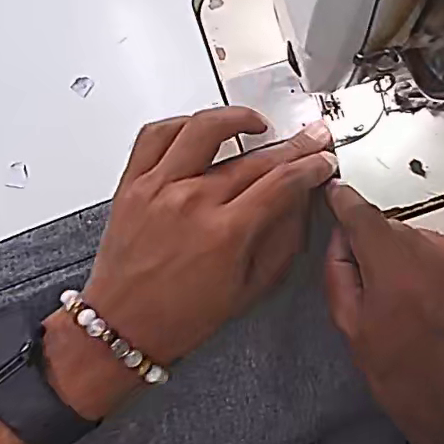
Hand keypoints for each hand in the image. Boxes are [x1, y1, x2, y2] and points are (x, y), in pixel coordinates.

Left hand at [47, 108, 337, 417]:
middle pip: (254, 157)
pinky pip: (155, 134)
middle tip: (306, 141)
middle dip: (291, 146)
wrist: (123, 326)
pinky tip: (199, 128)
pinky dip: (182, 122)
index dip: (310, 165)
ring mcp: (158, 188)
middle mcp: (191, 202)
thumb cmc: (179, 317)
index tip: (320, 161)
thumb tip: (299, 204)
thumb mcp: (248, 289)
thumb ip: (281, 242)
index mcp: (225, 232)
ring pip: (204, 129)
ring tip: (255, 123)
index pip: (282, 180)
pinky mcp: (132, 184)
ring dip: (237, 118)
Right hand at [322, 181, 443, 443]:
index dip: (346, 202)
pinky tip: (440, 302)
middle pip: (397, 228)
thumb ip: (339, 272)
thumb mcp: (350, 327)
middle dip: (382, 246)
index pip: (364, 216)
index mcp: (395, 276)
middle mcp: (437, 263)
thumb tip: (341, 238)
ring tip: (416, 300)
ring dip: (416, 258)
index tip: (339, 194)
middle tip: (381, 284)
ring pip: (428, 240)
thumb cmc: (403, 378)